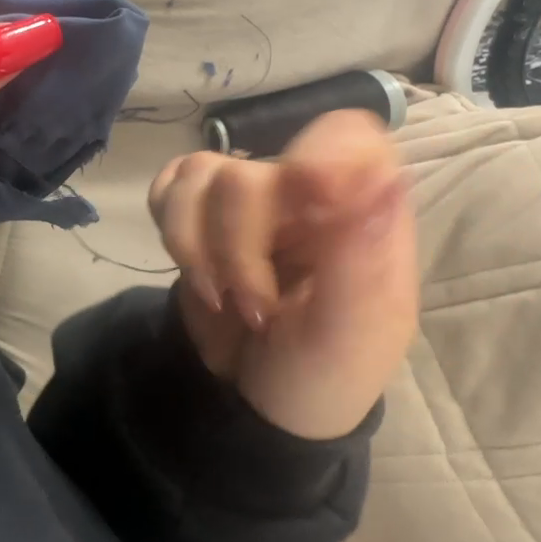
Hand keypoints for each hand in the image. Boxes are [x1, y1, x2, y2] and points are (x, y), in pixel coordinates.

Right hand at [148, 111, 418, 438]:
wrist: (254, 403)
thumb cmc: (322, 374)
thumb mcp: (351, 330)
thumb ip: (359, 253)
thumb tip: (374, 176)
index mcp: (362, 214)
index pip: (344, 138)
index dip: (312, 158)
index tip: (302, 210)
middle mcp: (301, 196)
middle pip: (243, 174)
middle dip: (232, 250)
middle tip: (250, 306)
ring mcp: (245, 206)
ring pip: (195, 178)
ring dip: (192, 246)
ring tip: (218, 296)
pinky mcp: (197, 218)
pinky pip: (166, 188)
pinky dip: (167, 227)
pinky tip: (192, 267)